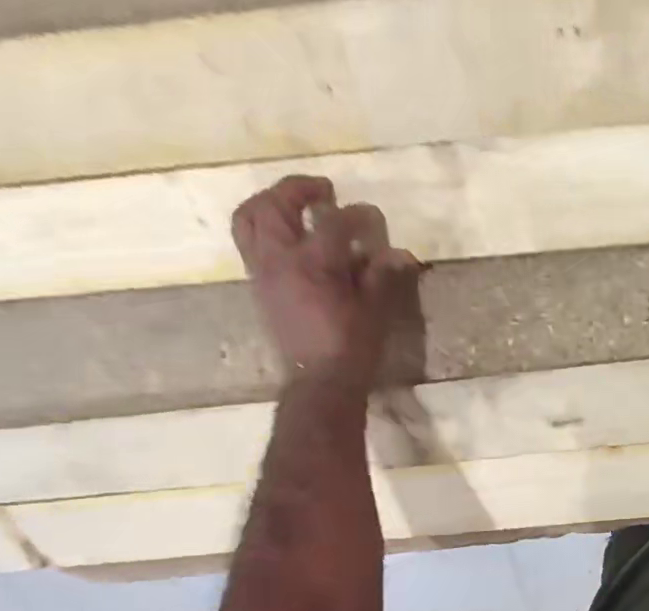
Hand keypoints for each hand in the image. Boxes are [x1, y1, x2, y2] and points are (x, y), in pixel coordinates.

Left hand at [231, 175, 419, 391]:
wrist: (319, 383)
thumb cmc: (351, 350)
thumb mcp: (374, 313)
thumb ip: (381, 277)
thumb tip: (399, 254)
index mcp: (314, 264)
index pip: (334, 222)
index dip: (357, 215)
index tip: (373, 217)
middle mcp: (280, 259)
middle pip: (275, 205)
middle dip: (298, 190)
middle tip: (323, 190)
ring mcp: (263, 271)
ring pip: (250, 218)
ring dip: (269, 202)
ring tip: (291, 204)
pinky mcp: (258, 285)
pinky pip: (249, 241)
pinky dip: (263, 227)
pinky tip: (285, 236)